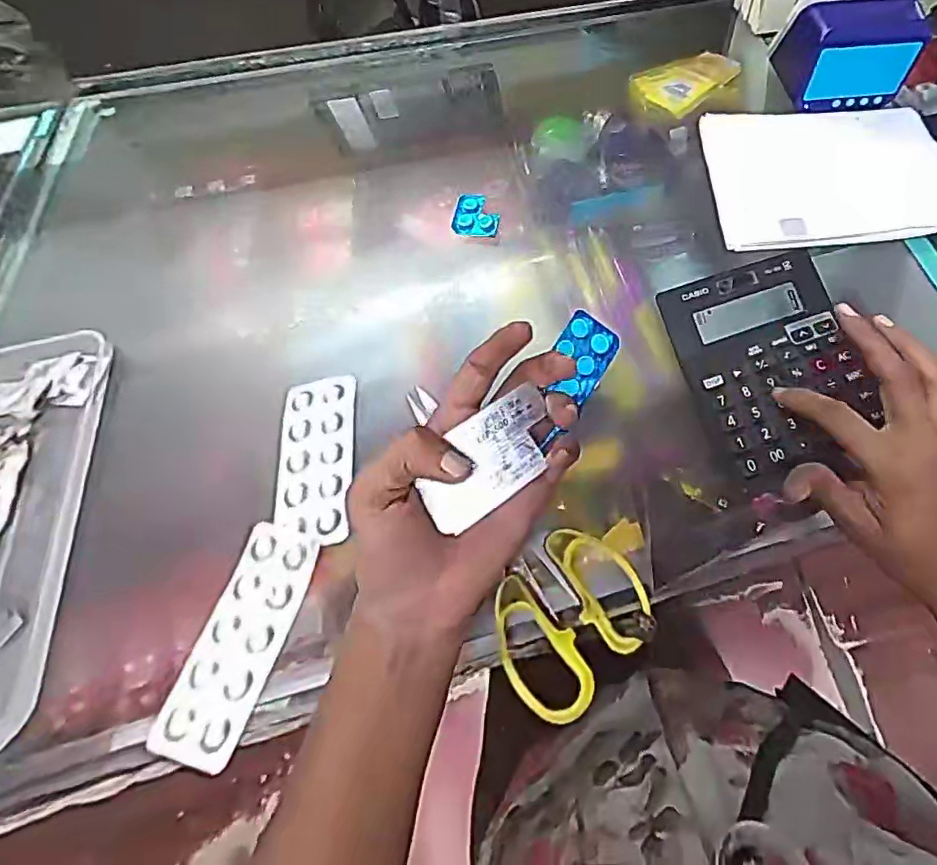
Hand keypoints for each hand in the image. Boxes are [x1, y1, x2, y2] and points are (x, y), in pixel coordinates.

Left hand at [347, 322, 581, 638]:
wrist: (413, 604)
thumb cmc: (389, 546)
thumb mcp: (372, 489)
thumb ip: (406, 453)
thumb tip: (463, 458)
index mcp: (445, 433)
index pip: (474, 380)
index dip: (497, 352)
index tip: (521, 332)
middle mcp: (482, 444)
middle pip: (518, 394)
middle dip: (542, 371)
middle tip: (564, 363)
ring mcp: (508, 471)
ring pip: (542, 425)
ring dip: (558, 408)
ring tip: (560, 409)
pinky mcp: (528, 499)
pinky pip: (553, 467)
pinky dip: (563, 452)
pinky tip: (558, 450)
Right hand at [773, 304, 936, 602]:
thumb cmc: (911, 555)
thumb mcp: (861, 529)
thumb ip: (827, 493)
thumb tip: (792, 477)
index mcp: (893, 459)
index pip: (840, 417)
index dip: (807, 402)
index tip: (783, 393)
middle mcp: (921, 437)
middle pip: (899, 374)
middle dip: (872, 339)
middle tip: (847, 313)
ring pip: (933, 375)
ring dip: (907, 343)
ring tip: (882, 321)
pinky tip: (922, 362)